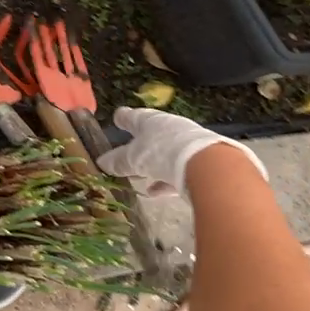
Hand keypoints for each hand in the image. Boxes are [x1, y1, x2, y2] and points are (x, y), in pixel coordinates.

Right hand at [95, 107, 267, 196]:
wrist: (207, 165)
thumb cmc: (161, 152)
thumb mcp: (133, 158)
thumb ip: (118, 161)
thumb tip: (102, 162)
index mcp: (150, 121)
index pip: (132, 117)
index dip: (123, 118)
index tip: (117, 117)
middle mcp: (170, 129)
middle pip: (151, 135)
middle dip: (139, 144)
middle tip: (127, 150)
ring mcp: (186, 145)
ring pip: (164, 154)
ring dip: (152, 165)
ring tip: (139, 178)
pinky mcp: (200, 163)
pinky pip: (177, 172)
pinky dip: (165, 181)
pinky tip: (155, 193)